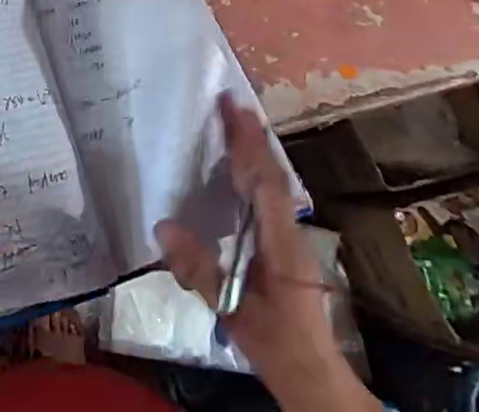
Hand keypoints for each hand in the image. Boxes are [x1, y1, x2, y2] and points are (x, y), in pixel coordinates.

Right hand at [156, 95, 372, 410]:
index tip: (234, 109)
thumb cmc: (278, 345)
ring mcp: (291, 236)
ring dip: (255, 149)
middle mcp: (291, 231)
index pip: (265, 182)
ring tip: (234, 121)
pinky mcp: (285, 243)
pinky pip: (270, 195)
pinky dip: (256, 170)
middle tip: (229, 101)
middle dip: (251, 136)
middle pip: (272, 173)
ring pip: (274, 181)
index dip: (249, 144)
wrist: (315, 376)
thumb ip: (200, 269)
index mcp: (282, 242)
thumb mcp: (233, 311)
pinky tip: (240, 166)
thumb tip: (163, 224)